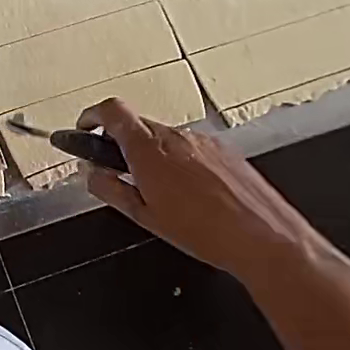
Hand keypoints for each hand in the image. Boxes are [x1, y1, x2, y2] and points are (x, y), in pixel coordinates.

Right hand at [78, 98, 336, 279]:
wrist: (264, 238)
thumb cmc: (206, 232)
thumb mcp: (144, 217)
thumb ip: (110, 189)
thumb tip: (91, 174)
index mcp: (149, 149)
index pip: (112, 111)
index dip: (92, 115)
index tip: (84, 128)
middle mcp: (175, 136)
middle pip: (137, 125)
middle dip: (121, 143)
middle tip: (115, 169)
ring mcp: (202, 141)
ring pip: (164, 138)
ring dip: (152, 155)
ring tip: (158, 192)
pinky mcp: (223, 150)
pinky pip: (190, 147)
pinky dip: (179, 162)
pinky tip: (188, 193)